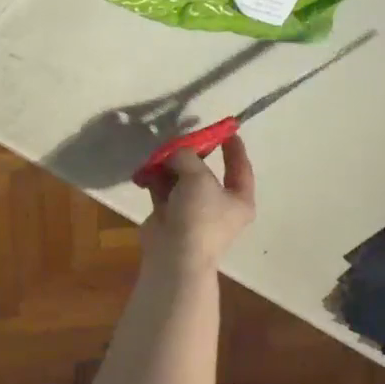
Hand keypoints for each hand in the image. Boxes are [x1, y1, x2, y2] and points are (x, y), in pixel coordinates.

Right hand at [137, 137, 254, 273]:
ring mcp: (192, 211)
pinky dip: (154, 180)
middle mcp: (218, 205)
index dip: (235, 149)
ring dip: (167, 167)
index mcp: (239, 199)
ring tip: (154, 156)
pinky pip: (163, 191)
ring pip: (180, 181)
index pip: (241, 168)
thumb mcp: (198, 178)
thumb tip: (176, 152)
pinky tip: (144, 172)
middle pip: (204, 173)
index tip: (227, 131)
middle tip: (176, 141)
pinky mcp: (169, 215)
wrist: (175, 252)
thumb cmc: (198, 215)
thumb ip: (187, 158)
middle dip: (189, 157)